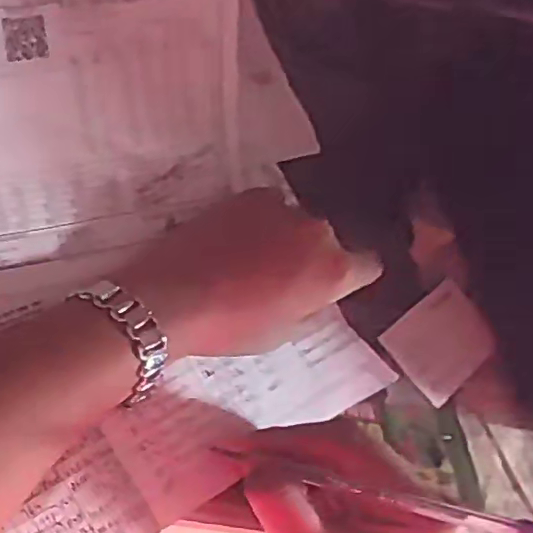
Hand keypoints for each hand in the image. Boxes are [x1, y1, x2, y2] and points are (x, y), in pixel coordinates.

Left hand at [122, 189, 380, 357]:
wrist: (166, 300)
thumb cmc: (220, 328)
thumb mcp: (276, 335)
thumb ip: (307, 310)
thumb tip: (314, 298)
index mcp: (333, 271)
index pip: (366, 266)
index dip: (346, 279)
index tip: (323, 289)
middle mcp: (318, 231)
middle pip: (326, 242)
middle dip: (307, 257)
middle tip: (272, 280)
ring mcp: (282, 208)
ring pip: (294, 223)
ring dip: (279, 237)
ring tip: (242, 262)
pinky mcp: (246, 197)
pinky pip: (262, 208)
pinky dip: (251, 222)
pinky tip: (226, 243)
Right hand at [239, 422, 457, 532]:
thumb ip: (281, 505)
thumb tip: (255, 464)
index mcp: (414, 502)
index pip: (348, 448)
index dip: (290, 442)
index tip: (241, 448)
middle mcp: (408, 495)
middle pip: (341, 449)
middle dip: (286, 448)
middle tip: (238, 454)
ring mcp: (386, 505)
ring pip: (330, 462)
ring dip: (286, 462)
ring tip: (244, 466)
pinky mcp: (364, 517)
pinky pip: (325, 483)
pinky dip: (291, 479)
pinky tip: (263, 483)